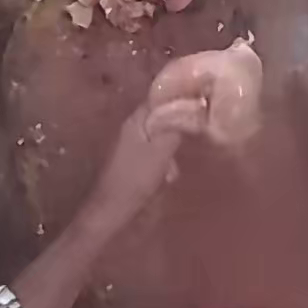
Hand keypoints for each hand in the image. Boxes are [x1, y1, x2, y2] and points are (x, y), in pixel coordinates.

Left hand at [89, 97, 206, 217]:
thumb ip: (174, 130)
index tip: (197, 101)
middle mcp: (130, 128)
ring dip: (170, 146)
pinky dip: (162, 159)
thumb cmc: (136, 177)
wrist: (111, 209)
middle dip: (176, 124)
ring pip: (157, 135)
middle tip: (195, 132)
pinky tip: (168, 175)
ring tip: (178, 164)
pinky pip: (152, 151)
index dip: (177, 97)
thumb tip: (189, 110)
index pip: (158, 98)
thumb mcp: (161, 151)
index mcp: (136, 121)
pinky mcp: (131, 161)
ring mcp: (129, 144)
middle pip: (158, 117)